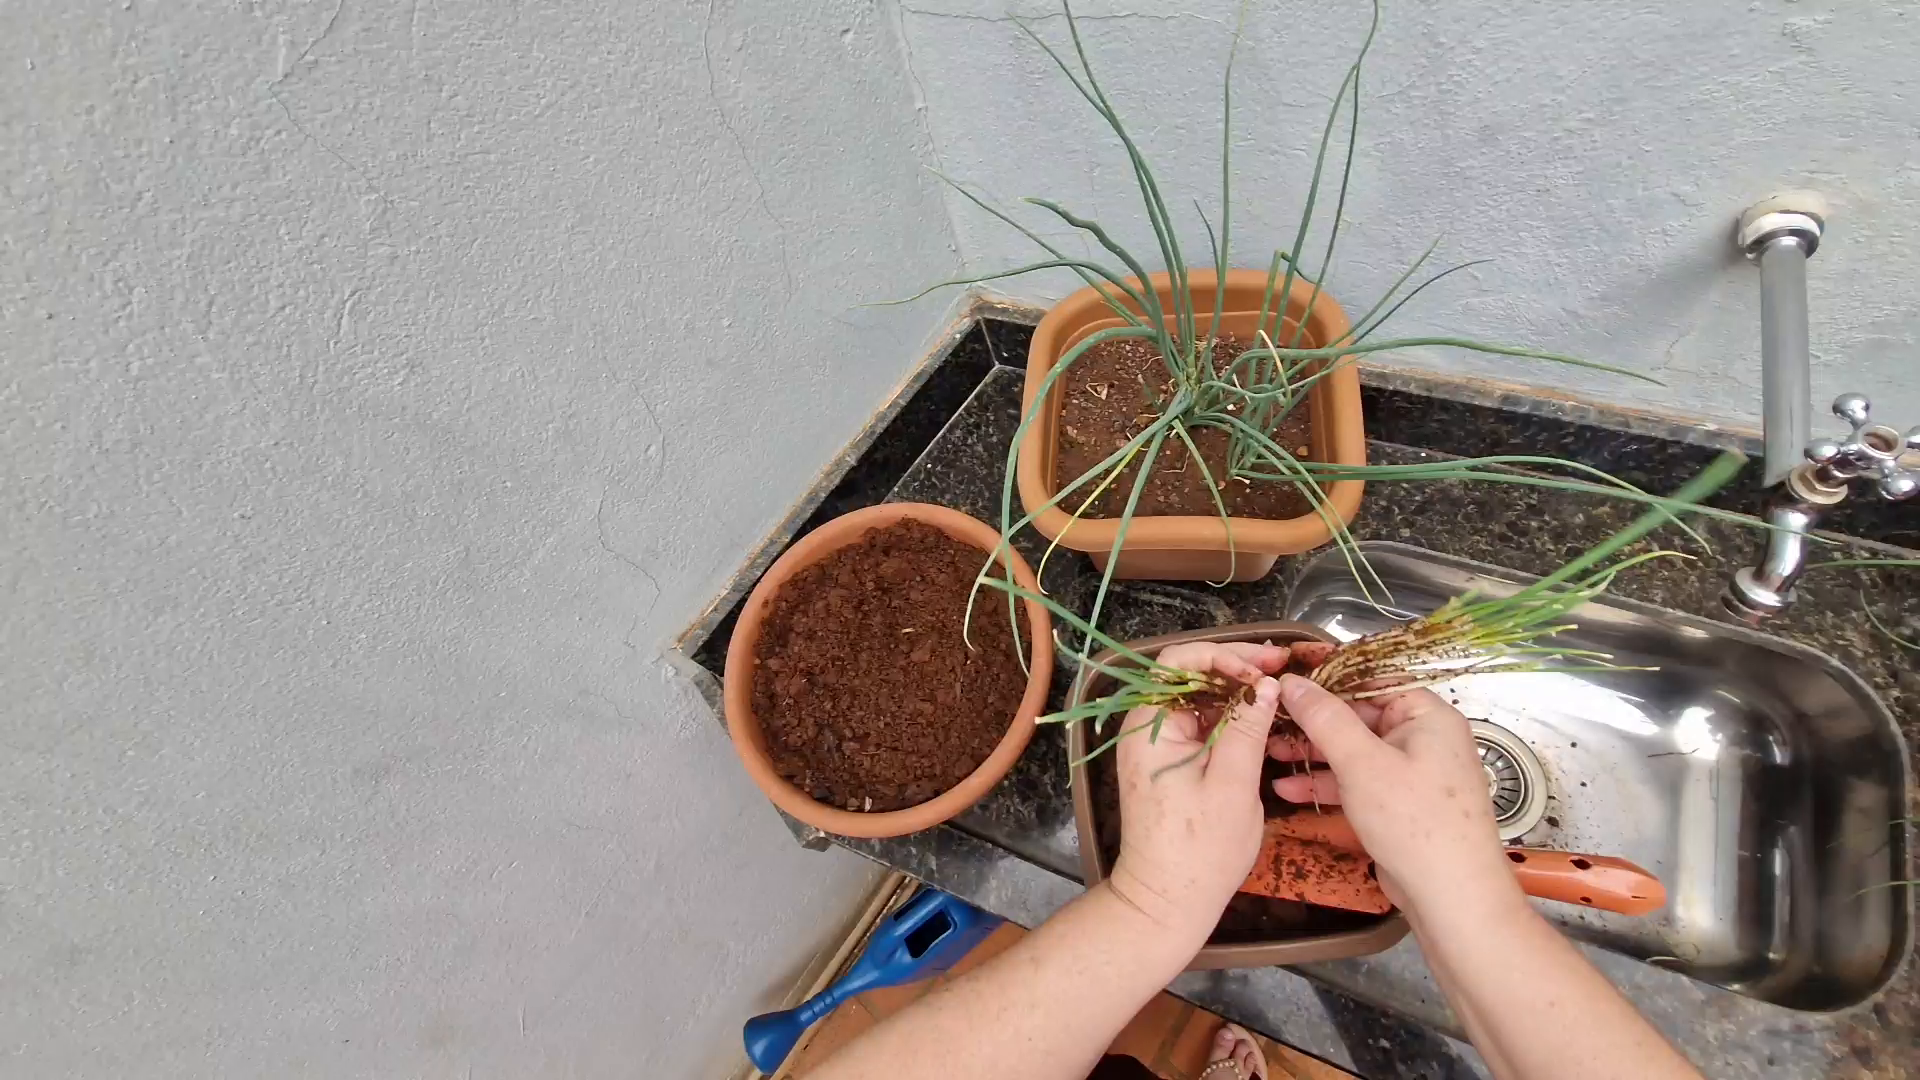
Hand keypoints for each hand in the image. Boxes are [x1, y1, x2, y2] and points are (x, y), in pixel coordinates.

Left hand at [1105, 642, 1287, 948]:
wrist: (1166, 901)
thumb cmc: (1199, 849)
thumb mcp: (1232, 785)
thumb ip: (1247, 729)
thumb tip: (1266, 684)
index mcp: (1150, 724)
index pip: (1176, 662)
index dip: (1221, 655)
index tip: (1263, 667)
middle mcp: (1146, 725)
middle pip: (1187, 675)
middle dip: (1233, 666)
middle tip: (1280, 664)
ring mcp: (1157, 743)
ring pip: (1196, 698)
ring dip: (1233, 689)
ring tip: (1276, 684)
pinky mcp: (1170, 760)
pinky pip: (1198, 723)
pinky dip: (1227, 715)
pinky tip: (1259, 715)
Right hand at [1268, 678, 1521, 919]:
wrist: (1453, 901)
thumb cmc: (1414, 822)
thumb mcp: (1361, 762)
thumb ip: (1323, 717)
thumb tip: (1291, 681)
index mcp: (1425, 715)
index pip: (1368, 678)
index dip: (1323, 676)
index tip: (1282, 677)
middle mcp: (1421, 736)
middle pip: (1355, 714)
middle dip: (1309, 720)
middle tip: (1268, 720)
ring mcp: (1410, 770)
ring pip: (1350, 747)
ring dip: (1310, 752)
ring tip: (1269, 753)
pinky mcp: (1398, 800)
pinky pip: (1355, 778)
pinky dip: (1325, 781)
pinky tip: (1289, 789)